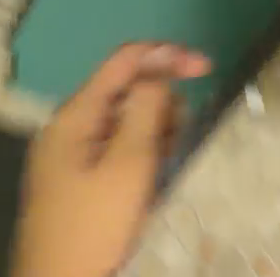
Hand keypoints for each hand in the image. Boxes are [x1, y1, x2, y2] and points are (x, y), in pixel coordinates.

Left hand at [11, 43, 210, 276]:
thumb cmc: (95, 224)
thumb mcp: (129, 162)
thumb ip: (147, 107)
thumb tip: (161, 70)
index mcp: (75, 115)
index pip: (126, 59)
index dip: (168, 55)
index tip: (207, 68)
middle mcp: (72, 124)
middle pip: (130, 86)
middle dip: (163, 101)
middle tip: (176, 134)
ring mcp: (76, 150)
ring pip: (131, 114)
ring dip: (157, 127)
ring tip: (163, 160)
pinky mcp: (84, 172)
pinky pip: (123, 140)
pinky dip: (145, 147)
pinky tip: (154, 170)